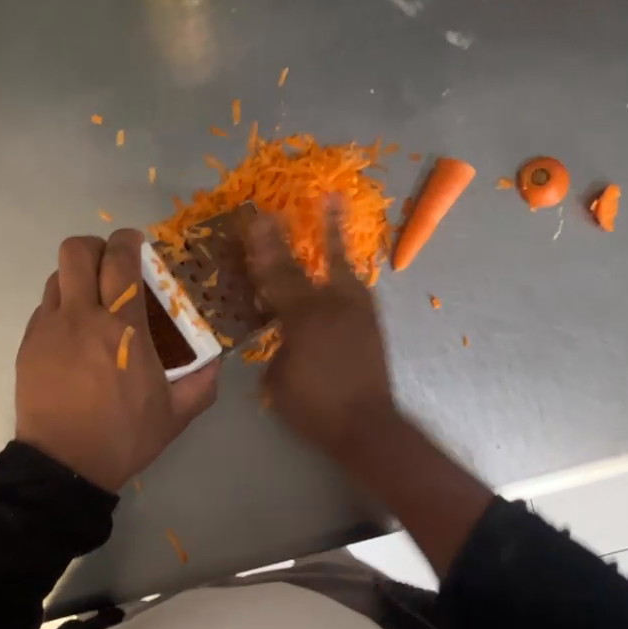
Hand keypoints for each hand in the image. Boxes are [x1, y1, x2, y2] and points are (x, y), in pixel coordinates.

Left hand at [15, 230, 218, 490]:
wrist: (65, 465)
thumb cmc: (123, 437)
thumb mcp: (175, 414)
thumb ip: (201, 383)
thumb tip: (215, 362)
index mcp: (122, 325)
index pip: (120, 258)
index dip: (128, 241)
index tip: (136, 245)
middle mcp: (81, 315)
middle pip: (76, 251)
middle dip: (96, 248)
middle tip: (111, 266)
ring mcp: (49, 329)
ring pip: (56, 277)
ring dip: (76, 279)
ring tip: (92, 301)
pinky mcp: (28, 346)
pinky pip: (44, 309)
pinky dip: (61, 309)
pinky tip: (74, 337)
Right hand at [245, 205, 401, 463]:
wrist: (367, 425)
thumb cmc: (314, 407)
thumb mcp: (277, 380)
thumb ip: (276, 349)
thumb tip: (280, 334)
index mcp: (302, 316)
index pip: (275, 274)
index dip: (263, 247)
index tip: (255, 220)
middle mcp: (331, 304)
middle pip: (305, 263)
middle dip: (288, 236)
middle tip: (277, 209)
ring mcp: (357, 310)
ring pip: (341, 264)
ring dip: (334, 234)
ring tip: (334, 202)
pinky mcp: (372, 321)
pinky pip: (355, 285)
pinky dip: (348, 267)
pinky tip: (345, 259)